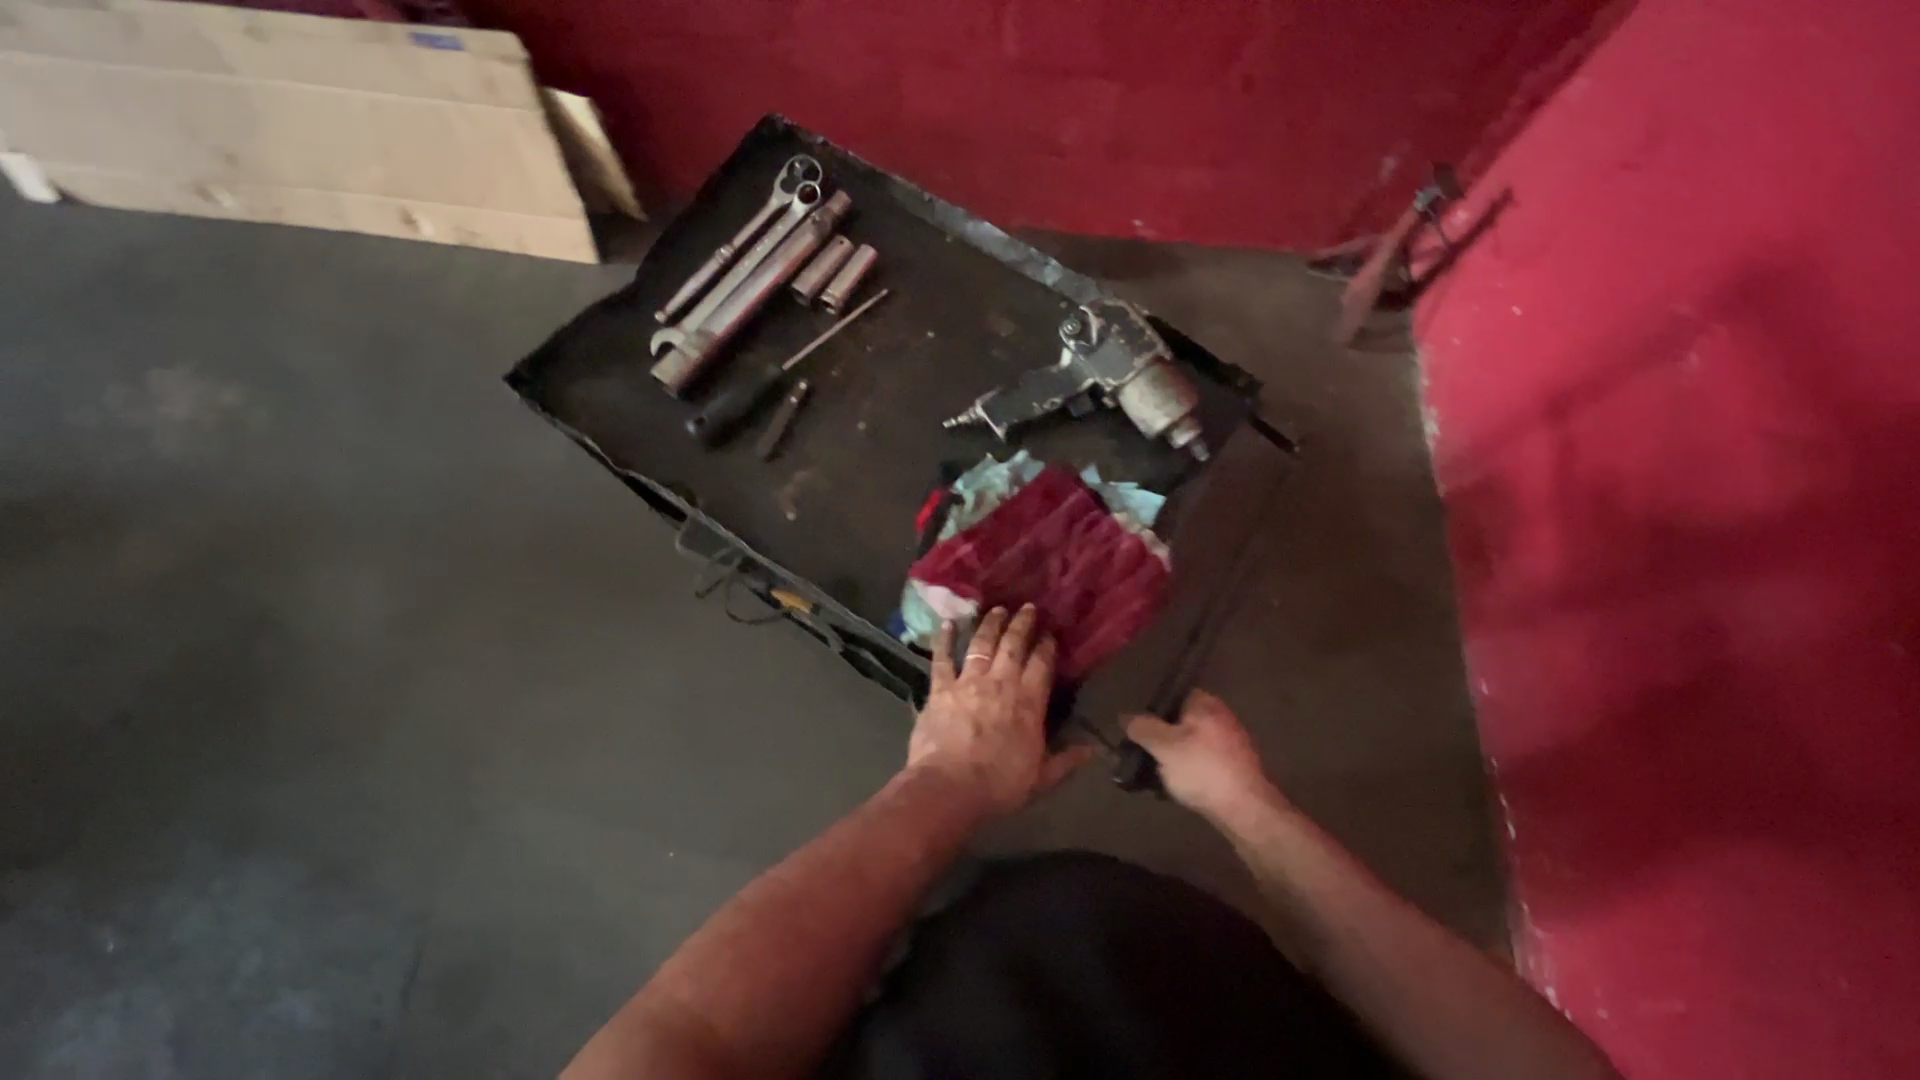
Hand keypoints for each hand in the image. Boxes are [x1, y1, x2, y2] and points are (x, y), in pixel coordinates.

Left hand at [907, 605, 1091, 817]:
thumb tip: (1093, 750)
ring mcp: (968, 682)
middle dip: (1022, 623)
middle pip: (1013, 644)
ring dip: (990, 624)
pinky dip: (945, 639)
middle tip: (1028, 607)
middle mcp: (1001, 682)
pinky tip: (948, 623)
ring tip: (997, 609)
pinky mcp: (940, 688)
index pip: (1042, 664)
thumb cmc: (999, 786)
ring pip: (982, 643)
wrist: (949, 787)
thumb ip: (1066, 760)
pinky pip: (942, 658)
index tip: (1051, 633)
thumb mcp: (1042, 778)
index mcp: (1029, 702)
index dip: (1047, 646)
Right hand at [1125, 690, 1282, 823]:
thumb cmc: (1201, 770)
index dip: (1153, 711)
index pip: (1173, 695)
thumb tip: (1125, 717)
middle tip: (1146, 756)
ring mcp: (1231, 742)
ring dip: (1175, 758)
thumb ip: (1142, 728)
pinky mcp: (1235, 766)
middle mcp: (1221, 716)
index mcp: (1205, 703)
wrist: (1246, 809)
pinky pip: (1203, 762)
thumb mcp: (1163, 747)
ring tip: (1159, 776)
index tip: (1139, 731)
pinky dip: (1191, 772)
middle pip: (1180, 721)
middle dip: (1162, 738)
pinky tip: (1180, 788)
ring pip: (1190, 744)